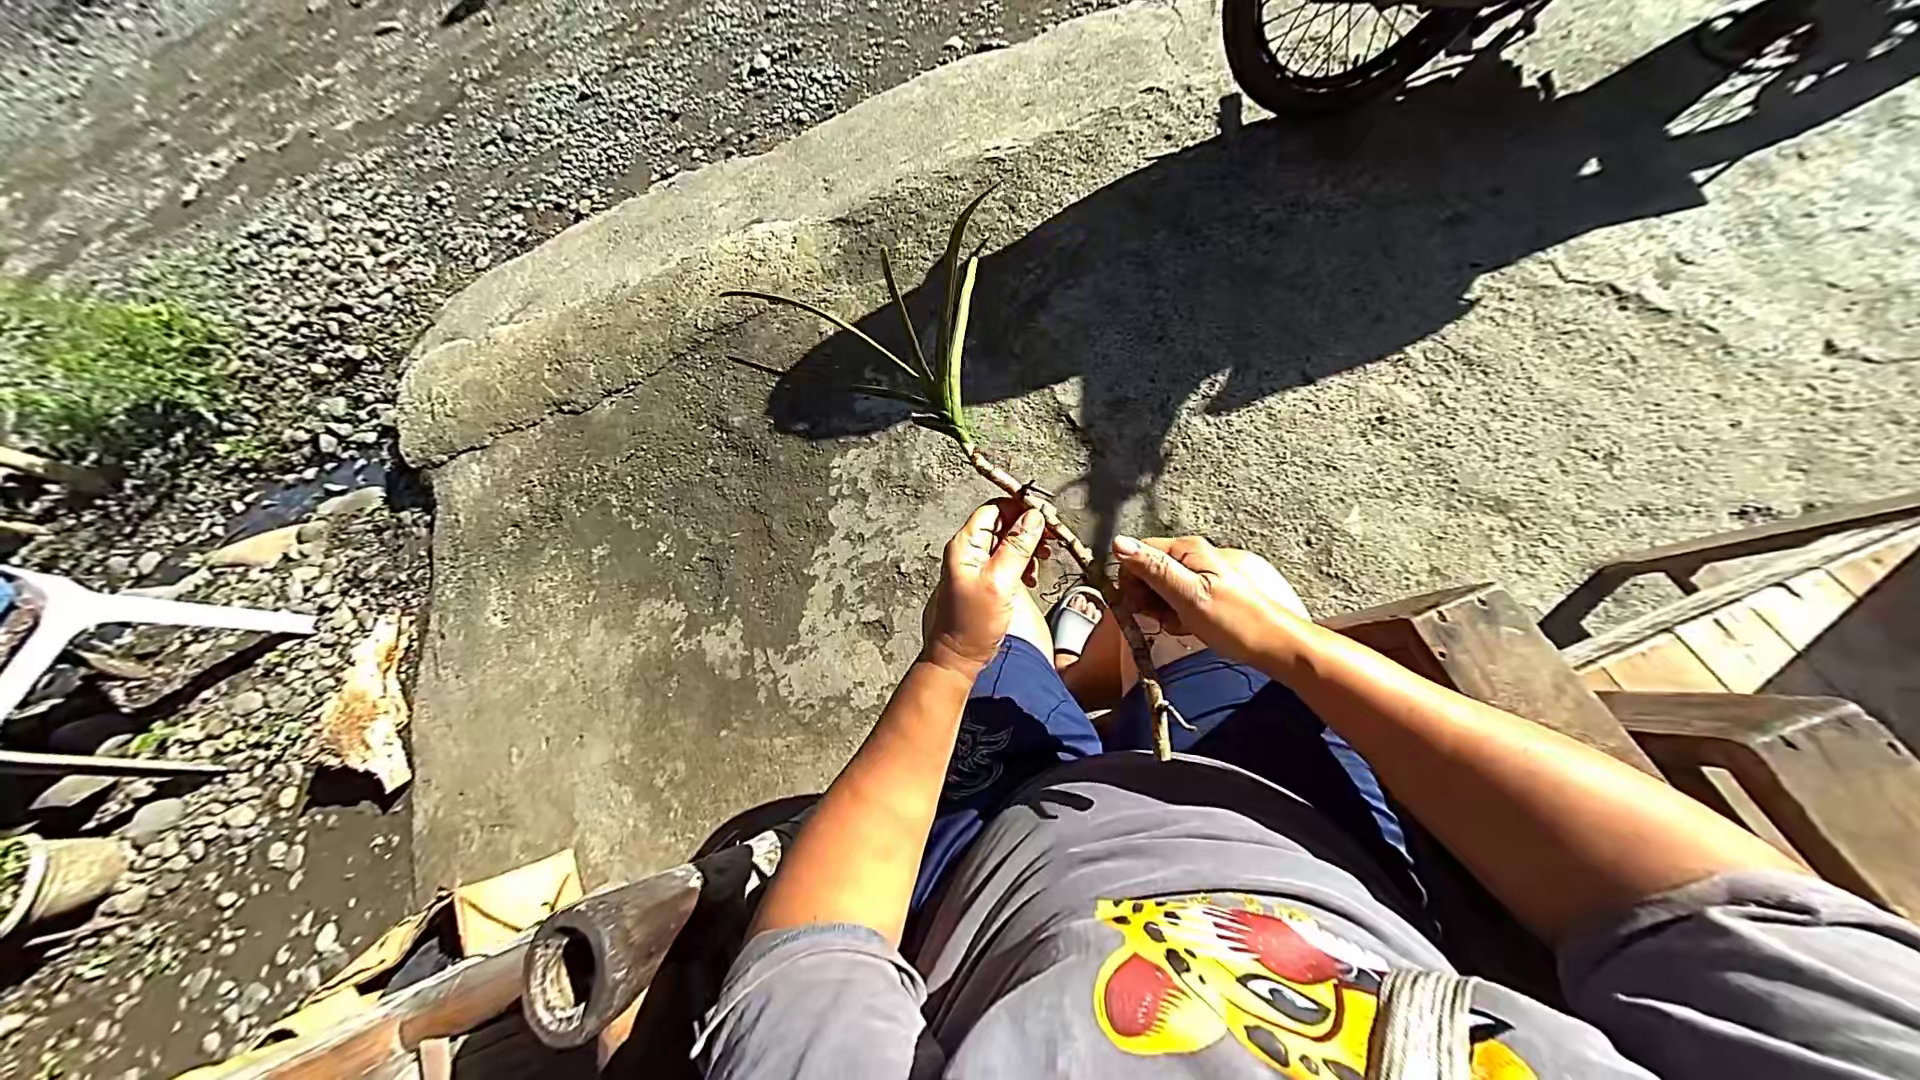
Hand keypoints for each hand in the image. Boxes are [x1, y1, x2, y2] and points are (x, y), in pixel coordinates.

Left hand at [921, 500, 1048, 677]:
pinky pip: (1008, 561)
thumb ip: (1017, 547)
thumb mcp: (1000, 582)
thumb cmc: (972, 624)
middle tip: (1051, 538)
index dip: (1020, 508)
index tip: (1044, 516)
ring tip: (1045, 557)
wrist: (958, 658)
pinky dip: (1024, 562)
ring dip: (1029, 545)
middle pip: (1002, 523)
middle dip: (1028, 527)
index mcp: (965, 545)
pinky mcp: (986, 581)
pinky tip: (1033, 575)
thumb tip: (1033, 517)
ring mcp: (977, 566)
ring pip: (1007, 542)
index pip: (994, 510)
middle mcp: (969, 551)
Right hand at [1111, 535, 1301, 664]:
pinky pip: (1173, 600)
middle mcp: (1191, 556)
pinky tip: (1188, 626)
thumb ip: (1152, 568)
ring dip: (1160, 610)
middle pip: (1145, 571)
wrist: (1274, 645)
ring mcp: (1197, 574)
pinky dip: (1174, 616)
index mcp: (1187, 549)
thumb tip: (1118, 543)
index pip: (1135, 553)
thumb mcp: (1188, 595)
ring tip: (1180, 622)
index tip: (1139, 604)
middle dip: (1146, 598)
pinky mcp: (1202, 591)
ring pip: (1157, 589)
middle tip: (1164, 617)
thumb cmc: (1236, 622)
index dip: (1131, 580)